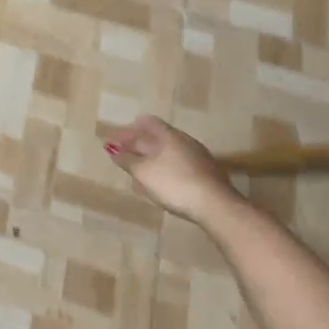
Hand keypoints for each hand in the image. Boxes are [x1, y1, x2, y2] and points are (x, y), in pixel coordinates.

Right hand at [106, 116, 243, 223]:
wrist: (216, 206)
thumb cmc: (174, 183)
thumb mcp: (143, 172)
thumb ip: (126, 159)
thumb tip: (112, 148)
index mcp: (169, 136)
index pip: (148, 122)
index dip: (130, 128)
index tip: (116, 136)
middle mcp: (184, 142)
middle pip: (157, 137)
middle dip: (138, 144)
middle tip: (122, 153)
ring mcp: (197, 158)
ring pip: (168, 153)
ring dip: (150, 159)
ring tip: (136, 171)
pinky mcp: (205, 175)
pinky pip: (177, 166)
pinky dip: (163, 169)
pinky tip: (157, 183)